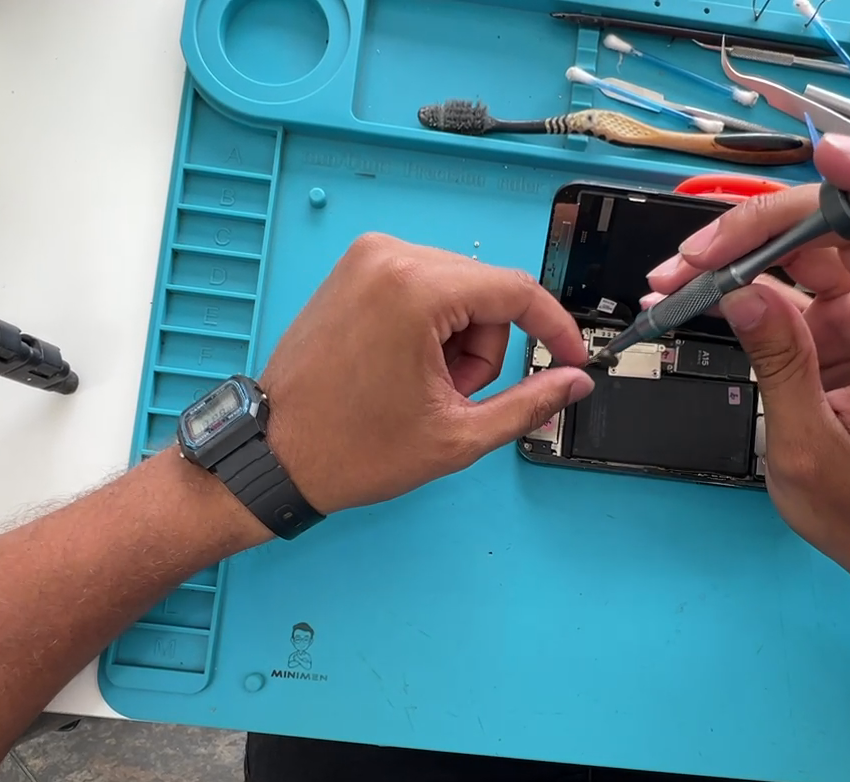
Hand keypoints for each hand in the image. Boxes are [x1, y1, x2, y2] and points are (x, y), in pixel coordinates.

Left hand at [258, 235, 593, 513]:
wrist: (277, 457)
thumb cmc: (352, 449)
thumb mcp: (458, 435)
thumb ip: (529, 403)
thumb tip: (573, 381)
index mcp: (415, 288)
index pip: (517, 290)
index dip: (555, 329)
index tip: (572, 358)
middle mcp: (389, 256)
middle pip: (486, 294)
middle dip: (485, 351)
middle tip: (452, 397)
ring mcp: (365, 260)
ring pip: (458, 294)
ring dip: (457, 345)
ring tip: (421, 389)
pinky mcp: (354, 273)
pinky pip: (423, 291)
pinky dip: (430, 332)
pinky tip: (404, 370)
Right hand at [648, 135, 849, 585]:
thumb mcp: (809, 447)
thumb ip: (781, 364)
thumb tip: (740, 292)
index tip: (832, 159)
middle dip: (777, 222)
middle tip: (698, 252)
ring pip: (824, 242)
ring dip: (750, 246)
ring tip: (681, 271)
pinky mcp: (845, 320)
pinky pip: (799, 276)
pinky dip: (747, 276)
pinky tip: (698, 286)